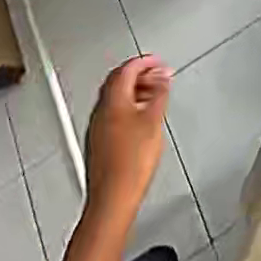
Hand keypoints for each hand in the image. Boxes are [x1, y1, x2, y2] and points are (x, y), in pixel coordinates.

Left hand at [84, 55, 171, 217]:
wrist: (113, 198)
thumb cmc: (130, 164)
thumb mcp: (155, 119)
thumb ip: (160, 92)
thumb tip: (162, 77)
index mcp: (113, 101)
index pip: (126, 69)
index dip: (145, 61)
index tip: (159, 62)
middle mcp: (101, 112)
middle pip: (117, 81)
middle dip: (138, 73)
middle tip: (157, 73)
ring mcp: (97, 127)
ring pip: (114, 97)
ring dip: (134, 89)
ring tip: (153, 93)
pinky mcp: (99, 142)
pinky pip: (112, 114)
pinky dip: (128, 106)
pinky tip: (142, 117)